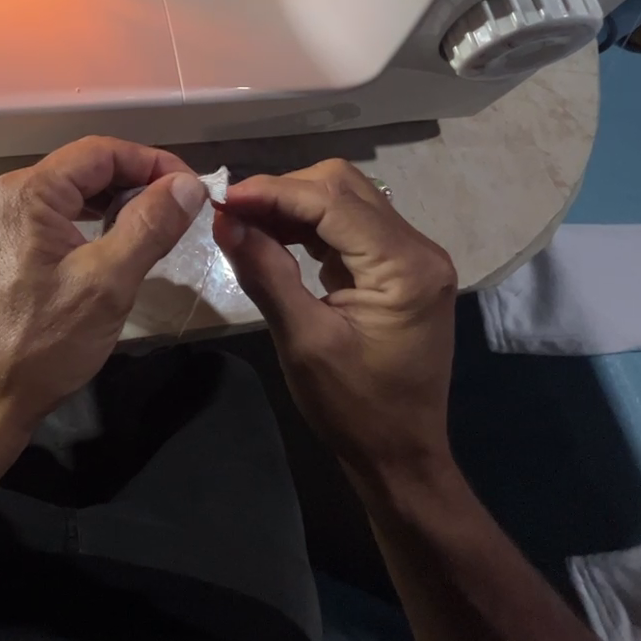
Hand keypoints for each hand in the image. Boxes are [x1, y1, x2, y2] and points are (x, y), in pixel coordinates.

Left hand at [0, 136, 208, 433]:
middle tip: (181, 209)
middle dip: (137, 181)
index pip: (101, 152)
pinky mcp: (1, 247)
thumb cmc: (44, 342)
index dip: (153, 163)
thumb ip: (150, 225)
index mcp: (27, 192)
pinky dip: (90, 222)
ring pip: (70, 193)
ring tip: (157, 225)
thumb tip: (187, 184)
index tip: (193, 188)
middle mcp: (6, 194)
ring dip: (115, 202)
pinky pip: (53, 217)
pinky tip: (116, 242)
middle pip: (84, 168)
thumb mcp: (107, 283)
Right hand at [212, 159, 457, 473]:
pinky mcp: (396, 266)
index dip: (272, 192)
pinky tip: (273, 236)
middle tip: (231, 214)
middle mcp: (418, 249)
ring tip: (245, 223)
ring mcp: (411, 256)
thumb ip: (265, 272)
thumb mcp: (302, 339)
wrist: (398, 454)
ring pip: (344, 198)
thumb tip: (224, 219)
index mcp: (405, 267)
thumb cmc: (353, 407)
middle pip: (342, 187)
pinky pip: (347, 224)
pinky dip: (306, 223)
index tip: (221, 198)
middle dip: (282, 192)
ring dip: (291, 204)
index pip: (332, 201)